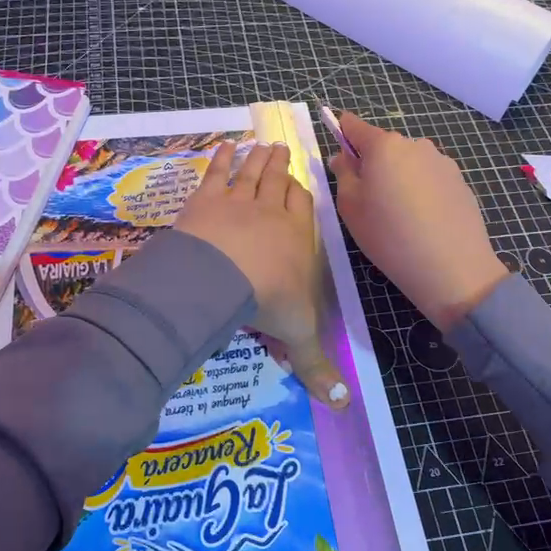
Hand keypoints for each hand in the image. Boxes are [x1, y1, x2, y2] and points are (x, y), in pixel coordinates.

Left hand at [176, 141, 348, 408]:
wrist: (221, 275)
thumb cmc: (267, 301)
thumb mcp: (298, 337)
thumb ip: (316, 367)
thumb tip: (343, 406)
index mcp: (295, 238)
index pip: (302, 207)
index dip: (301, 193)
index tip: (299, 181)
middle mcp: (270, 212)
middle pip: (277, 182)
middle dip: (280, 166)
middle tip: (281, 147)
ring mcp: (237, 201)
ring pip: (251, 173)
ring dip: (257, 158)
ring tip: (262, 143)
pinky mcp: (207, 198)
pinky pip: (216, 172)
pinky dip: (221, 158)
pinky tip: (224, 146)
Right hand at [327, 114, 507, 331]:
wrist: (452, 267)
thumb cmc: (390, 236)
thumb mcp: (350, 208)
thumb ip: (343, 174)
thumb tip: (344, 158)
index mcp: (384, 146)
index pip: (354, 125)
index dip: (342, 135)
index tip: (341, 159)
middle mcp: (415, 144)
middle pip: (384, 146)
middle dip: (373, 164)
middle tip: (369, 201)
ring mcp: (441, 161)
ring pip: (408, 162)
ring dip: (399, 177)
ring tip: (401, 216)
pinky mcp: (460, 181)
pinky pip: (430, 178)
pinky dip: (422, 191)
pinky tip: (424, 221)